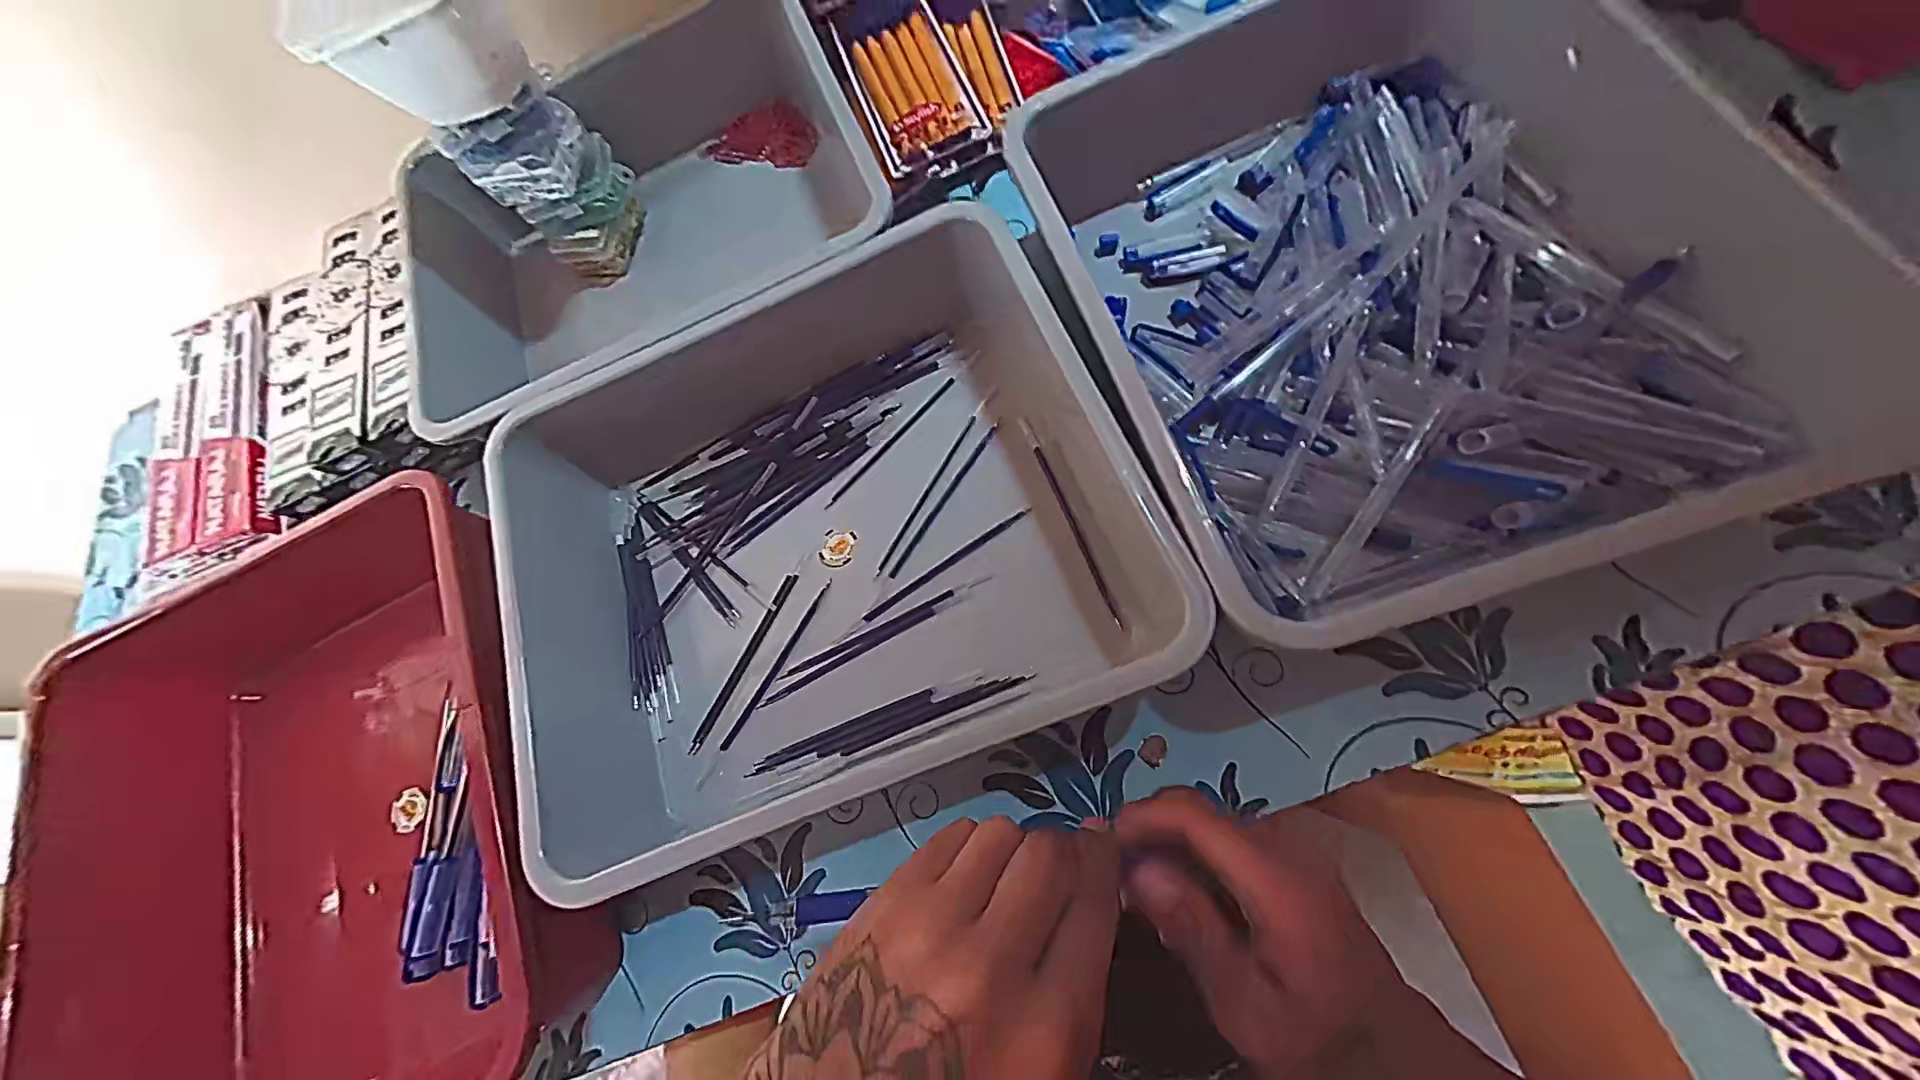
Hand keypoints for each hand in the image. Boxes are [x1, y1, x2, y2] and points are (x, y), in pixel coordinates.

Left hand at [742, 817, 1120, 1079]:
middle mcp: (989, 964)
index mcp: (1043, 1028)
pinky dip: (968, 846)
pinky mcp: (884, 902)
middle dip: (1064, 853)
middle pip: (1050, 857)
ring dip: (1014, 848)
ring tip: (1006, 876)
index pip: (1095, 906)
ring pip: (1000, 833)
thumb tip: (1089, 906)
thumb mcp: (1039, 1075)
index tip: (1103, 853)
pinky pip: (949, 836)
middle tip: (1058, 866)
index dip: (1105, 868)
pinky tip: (964, 875)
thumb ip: (1074, 996)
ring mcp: (930, 925)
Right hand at [1115, 789, 1512, 1079]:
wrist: (1389, 1047)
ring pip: (1208, 818)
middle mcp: (1285, 847)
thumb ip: (1192, 932)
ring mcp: (1290, 849)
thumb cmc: (1315, 1036)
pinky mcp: (1288, 860)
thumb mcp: (1245, 1005)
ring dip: (1164, 838)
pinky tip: (1174, 888)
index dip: (1141, 817)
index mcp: (1276, 878)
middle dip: (1146, 826)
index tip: (1104, 843)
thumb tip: (1137, 871)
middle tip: (1112, 867)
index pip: (1193, 815)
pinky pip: (1224, 836)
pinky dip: (1188, 850)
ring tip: (1135, 881)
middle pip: (1198, 808)